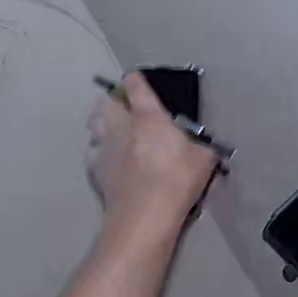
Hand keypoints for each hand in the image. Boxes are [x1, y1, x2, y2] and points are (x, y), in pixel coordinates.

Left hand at [87, 73, 219, 226]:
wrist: (145, 216)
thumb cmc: (177, 180)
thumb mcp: (204, 158)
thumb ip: (201, 145)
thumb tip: (202, 144)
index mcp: (148, 116)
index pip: (134, 85)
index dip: (137, 81)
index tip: (141, 83)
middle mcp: (121, 125)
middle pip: (106, 101)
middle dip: (114, 100)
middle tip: (126, 107)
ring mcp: (104, 147)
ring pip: (94, 123)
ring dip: (102, 120)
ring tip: (114, 127)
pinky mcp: (95, 169)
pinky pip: (93, 150)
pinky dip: (99, 149)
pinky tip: (110, 157)